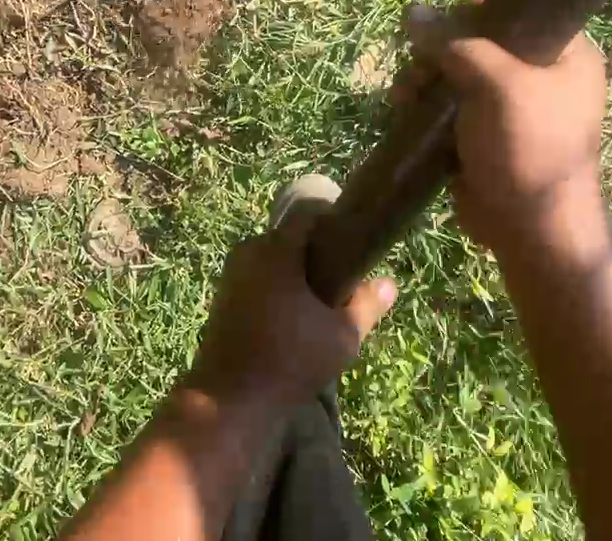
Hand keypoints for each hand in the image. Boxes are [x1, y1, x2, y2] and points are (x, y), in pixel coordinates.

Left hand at [184, 210, 397, 411]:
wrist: (231, 396)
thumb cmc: (292, 360)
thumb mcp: (341, 335)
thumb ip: (366, 305)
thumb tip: (388, 283)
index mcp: (276, 249)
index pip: (308, 215)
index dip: (333, 224)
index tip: (353, 244)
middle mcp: (249, 250)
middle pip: (290, 238)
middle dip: (315, 254)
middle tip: (341, 282)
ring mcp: (232, 271)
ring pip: (272, 259)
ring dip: (294, 274)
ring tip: (318, 305)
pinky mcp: (223, 293)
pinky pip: (256, 277)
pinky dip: (274, 288)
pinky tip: (291, 317)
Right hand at [397, 0, 610, 261]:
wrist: (529, 228)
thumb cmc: (529, 148)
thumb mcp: (497, 84)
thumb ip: (455, 43)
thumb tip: (412, 12)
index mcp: (566, 54)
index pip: (517, 10)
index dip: (475, 13)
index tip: (445, 30)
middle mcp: (539, 73)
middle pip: (476, 39)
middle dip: (438, 50)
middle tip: (419, 70)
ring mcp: (508, 104)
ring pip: (453, 69)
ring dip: (423, 76)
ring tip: (405, 95)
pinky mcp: (481, 129)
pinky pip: (446, 100)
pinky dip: (423, 100)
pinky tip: (404, 107)